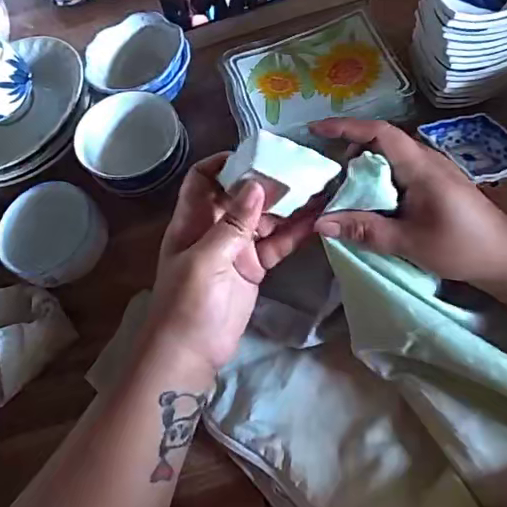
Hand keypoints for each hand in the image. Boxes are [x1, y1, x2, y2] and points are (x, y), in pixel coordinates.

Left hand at [147, 153, 319, 370]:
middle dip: (268, 181)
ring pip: (264, 218)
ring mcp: (236, 248)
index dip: (225, 163)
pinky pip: (276, 244)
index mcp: (193, 219)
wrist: (189, 354)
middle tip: (302, 167)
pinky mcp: (254, 268)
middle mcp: (215, 227)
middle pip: (241, 194)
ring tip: (320, 187)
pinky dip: (295, 233)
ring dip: (288, 206)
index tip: (257, 153)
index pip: (204, 178)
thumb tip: (256, 183)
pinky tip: (317, 220)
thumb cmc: (187, 303)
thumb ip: (232, 223)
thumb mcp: (206, 260)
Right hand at [310, 118, 506, 286]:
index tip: (316, 130)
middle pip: (380, 141)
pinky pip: (397, 168)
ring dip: (361, 165)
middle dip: (347, 149)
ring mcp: (432, 169)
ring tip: (338, 186)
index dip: (346, 127)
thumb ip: (364, 230)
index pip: (380, 133)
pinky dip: (375, 176)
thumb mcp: (409, 242)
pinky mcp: (434, 182)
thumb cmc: (462, 247)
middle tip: (322, 171)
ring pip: (388, 155)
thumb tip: (321, 224)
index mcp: (421, 167)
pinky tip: (366, 198)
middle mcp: (426, 159)